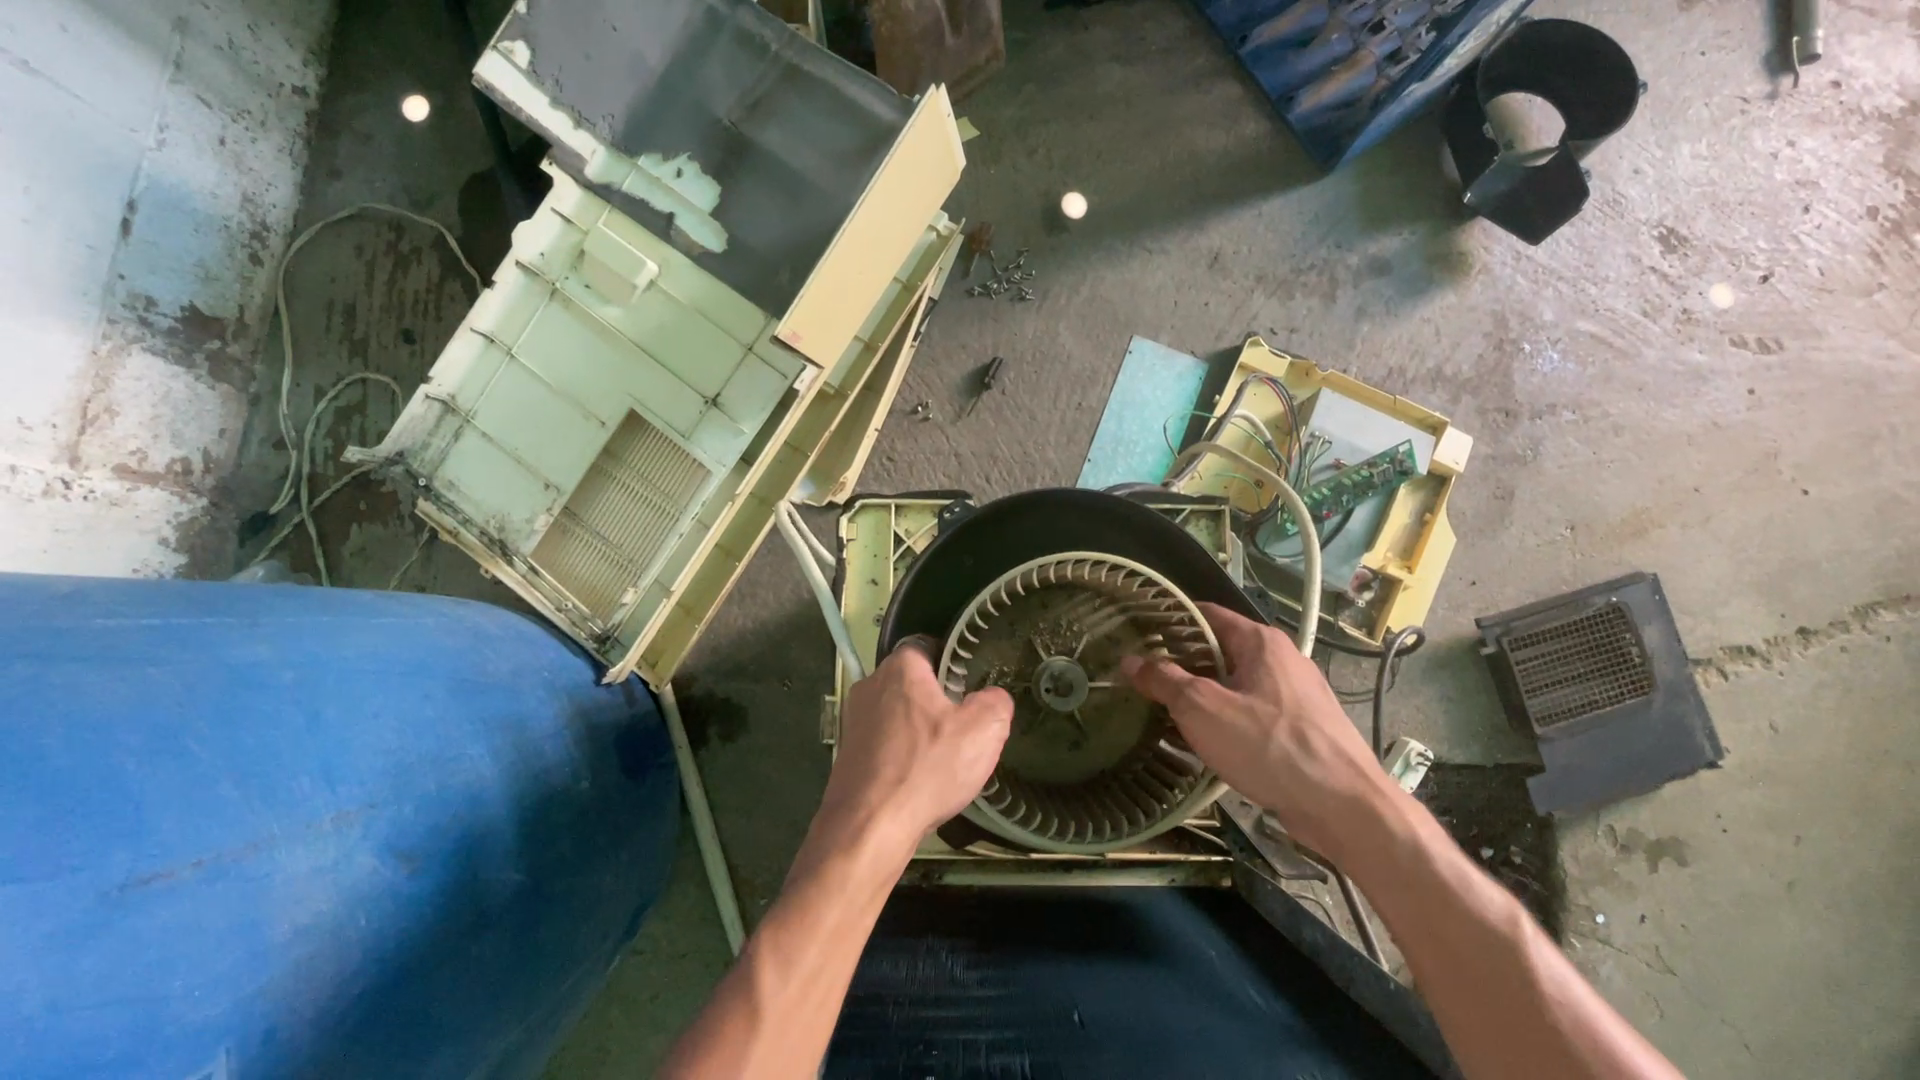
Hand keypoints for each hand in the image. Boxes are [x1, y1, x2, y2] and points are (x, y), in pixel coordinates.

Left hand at [823, 639, 1014, 844]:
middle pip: (911, 681)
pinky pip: (884, 742)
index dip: (951, 659)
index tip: (970, 684)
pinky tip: (919, 779)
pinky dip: (902, 754)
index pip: (926, 645)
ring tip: (944, 757)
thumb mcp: (983, 731)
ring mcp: (853, 720)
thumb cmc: (927, 769)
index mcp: (901, 668)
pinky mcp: (847, 753)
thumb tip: (993, 698)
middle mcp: (870, 685)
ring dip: (919, 729)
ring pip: (897, 713)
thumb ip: (996, 703)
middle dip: (937, 698)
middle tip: (963, 725)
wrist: (868, 827)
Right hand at [1121, 602, 1392, 862]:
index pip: (1207, 614)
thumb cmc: (1269, 746)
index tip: (1136, 635)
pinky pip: (1254, 715)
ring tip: (1165, 714)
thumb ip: (1164, 680)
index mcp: (1261, 642)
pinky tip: (1207, 745)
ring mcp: (1297, 696)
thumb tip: (1131, 660)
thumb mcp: (1203, 709)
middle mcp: (1283, 660)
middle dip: (1181, 665)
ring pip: (1237, 687)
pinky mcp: (1304, 730)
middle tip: (1141, 680)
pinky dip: (1227, 723)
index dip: (1169, 621)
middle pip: (1220, 652)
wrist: (1344, 806)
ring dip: (1203, 698)